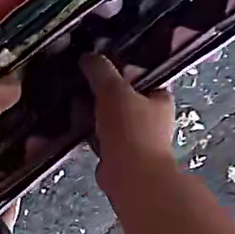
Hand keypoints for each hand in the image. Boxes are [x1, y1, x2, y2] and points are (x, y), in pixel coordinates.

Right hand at [80, 53, 176, 183]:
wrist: (131, 176)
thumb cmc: (131, 130)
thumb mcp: (114, 90)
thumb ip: (101, 70)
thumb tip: (88, 57)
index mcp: (160, 99)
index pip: (141, 76)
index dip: (120, 70)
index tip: (97, 67)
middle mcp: (151, 119)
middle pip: (122, 98)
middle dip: (101, 93)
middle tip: (81, 86)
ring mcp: (135, 139)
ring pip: (109, 118)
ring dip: (92, 114)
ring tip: (74, 105)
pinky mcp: (118, 155)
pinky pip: (100, 137)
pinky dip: (88, 133)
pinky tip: (74, 128)